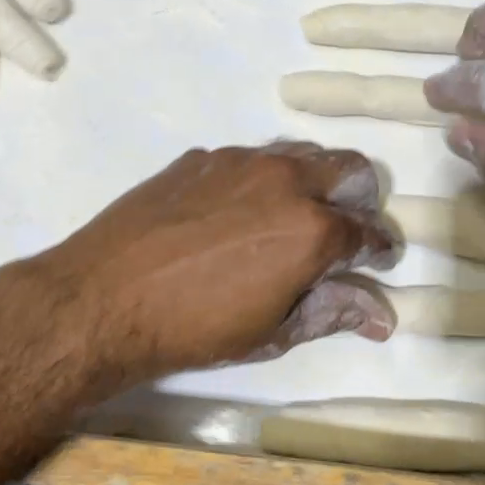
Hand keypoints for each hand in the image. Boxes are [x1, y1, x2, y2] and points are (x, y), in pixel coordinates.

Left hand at [27, 142, 398, 381]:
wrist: (102, 299)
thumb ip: (332, 312)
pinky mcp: (202, 157)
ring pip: (301, 153)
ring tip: (297, 216)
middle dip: (361, 199)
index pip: (368, 231)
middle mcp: (285, 180)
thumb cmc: (195, 329)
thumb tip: (382, 315)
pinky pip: (252, 157)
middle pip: (350, 168)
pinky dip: (266, 179)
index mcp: (311, 228)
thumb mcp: (272, 331)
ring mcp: (241, 161)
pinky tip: (240, 211)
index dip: (381, 248)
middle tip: (347, 229)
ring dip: (315, 180)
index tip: (381, 259)